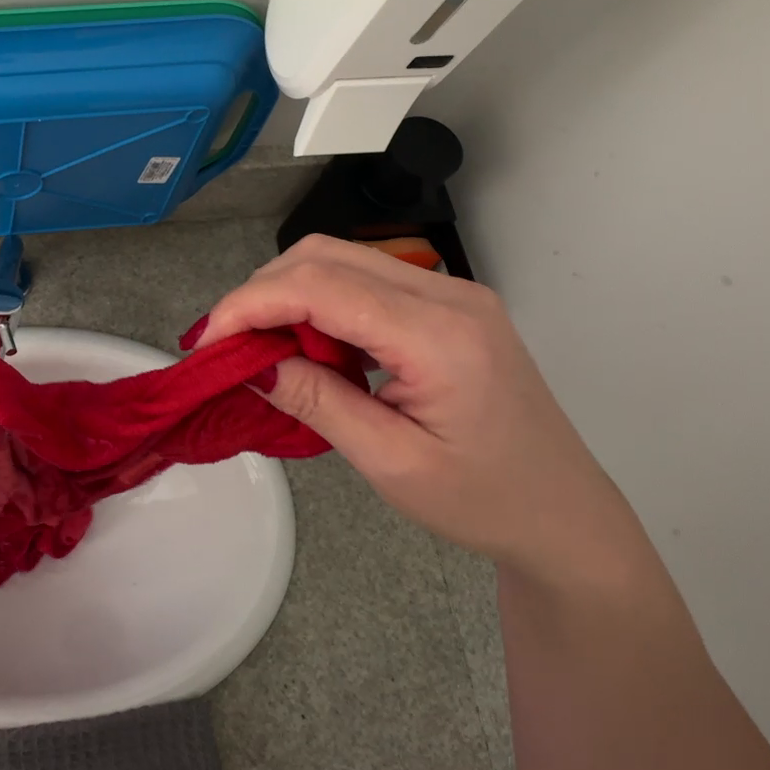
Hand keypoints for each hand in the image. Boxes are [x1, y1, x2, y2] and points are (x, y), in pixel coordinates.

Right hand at [193, 235, 643, 584]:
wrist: (563, 514)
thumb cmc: (482, 501)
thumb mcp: (389, 462)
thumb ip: (315, 401)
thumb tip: (248, 362)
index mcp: (440, 335)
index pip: (320, 286)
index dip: (249, 304)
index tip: (205, 343)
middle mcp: (448, 294)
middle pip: (325, 255)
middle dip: (260, 292)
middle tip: (226, 346)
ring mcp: (451, 293)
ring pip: (340, 258)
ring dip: (286, 293)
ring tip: (259, 348)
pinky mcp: (446, 304)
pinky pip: (363, 279)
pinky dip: (317, 301)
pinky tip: (305, 344)